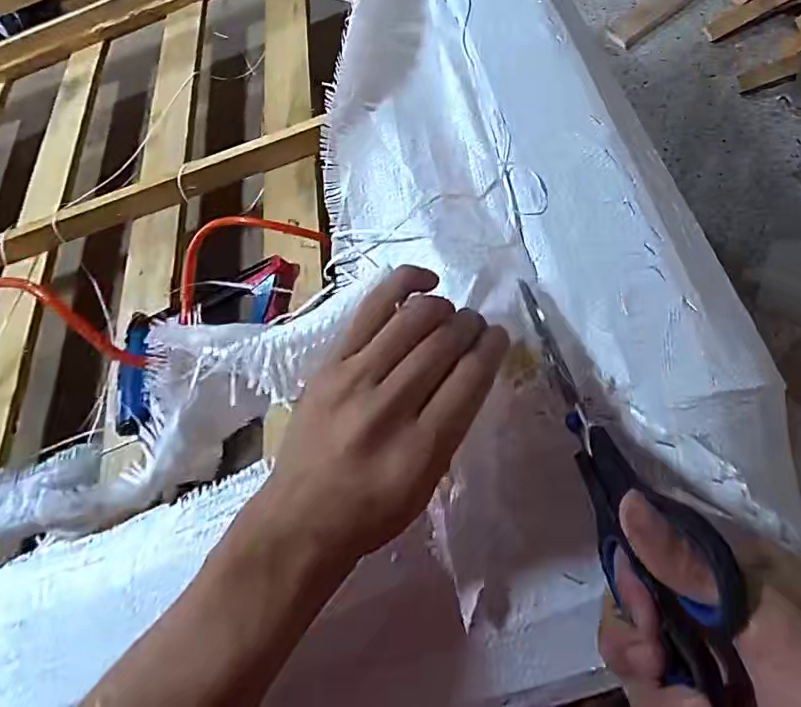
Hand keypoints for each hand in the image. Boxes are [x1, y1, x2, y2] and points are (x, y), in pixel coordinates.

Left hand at [247, 266, 511, 570]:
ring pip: (414, 318)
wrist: (300, 519)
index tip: (499, 337)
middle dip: (471, 326)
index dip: (492, 348)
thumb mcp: (429, 481)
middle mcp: (388, 407)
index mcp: (421, 447)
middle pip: (444, 343)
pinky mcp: (330, 362)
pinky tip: (426, 282)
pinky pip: (373, 308)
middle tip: (476, 327)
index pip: (470, 377)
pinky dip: (405, 284)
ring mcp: (353, 379)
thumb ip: (454, 421)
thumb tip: (474, 361)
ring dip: (444, 308)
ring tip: (450, 314)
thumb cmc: (373, 510)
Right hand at [599, 492, 800, 706]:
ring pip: (644, 672)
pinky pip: (664, 703)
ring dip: (658, 697)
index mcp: (723, 572)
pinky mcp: (709, 704)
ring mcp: (709, 667)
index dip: (630, 584)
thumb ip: (690, 566)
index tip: (646, 620)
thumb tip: (628, 501)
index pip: (646, 557)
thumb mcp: (765, 619)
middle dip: (632, 647)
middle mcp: (707, 612)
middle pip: (634, 617)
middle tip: (656, 669)